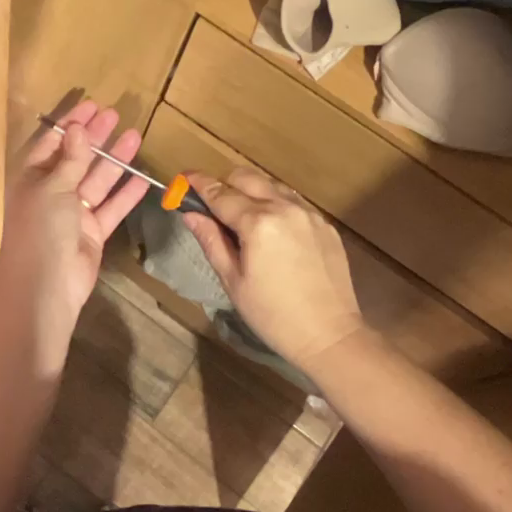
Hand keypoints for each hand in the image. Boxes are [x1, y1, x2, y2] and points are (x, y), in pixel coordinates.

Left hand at [0, 101, 150, 332]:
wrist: (45, 284)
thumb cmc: (42, 228)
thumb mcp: (54, 186)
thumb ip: (71, 159)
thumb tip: (78, 128)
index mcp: (33, 178)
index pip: (54, 143)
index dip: (72, 125)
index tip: (92, 105)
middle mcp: (52, 192)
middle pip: (78, 159)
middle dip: (96, 138)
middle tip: (115, 115)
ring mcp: (73, 214)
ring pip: (98, 181)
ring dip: (115, 161)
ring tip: (135, 136)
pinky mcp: (92, 233)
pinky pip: (112, 208)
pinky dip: (126, 195)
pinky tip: (144, 179)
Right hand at [181, 168, 365, 370]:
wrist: (329, 334)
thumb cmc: (272, 315)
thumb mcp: (233, 281)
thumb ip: (211, 241)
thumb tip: (190, 215)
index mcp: (258, 223)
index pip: (221, 194)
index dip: (198, 184)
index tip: (183, 177)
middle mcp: (285, 208)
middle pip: (247, 178)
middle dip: (225, 184)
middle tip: (212, 204)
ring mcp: (309, 214)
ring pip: (272, 186)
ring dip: (252, 192)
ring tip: (242, 219)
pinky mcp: (325, 225)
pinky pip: (293, 202)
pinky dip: (275, 205)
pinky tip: (272, 231)